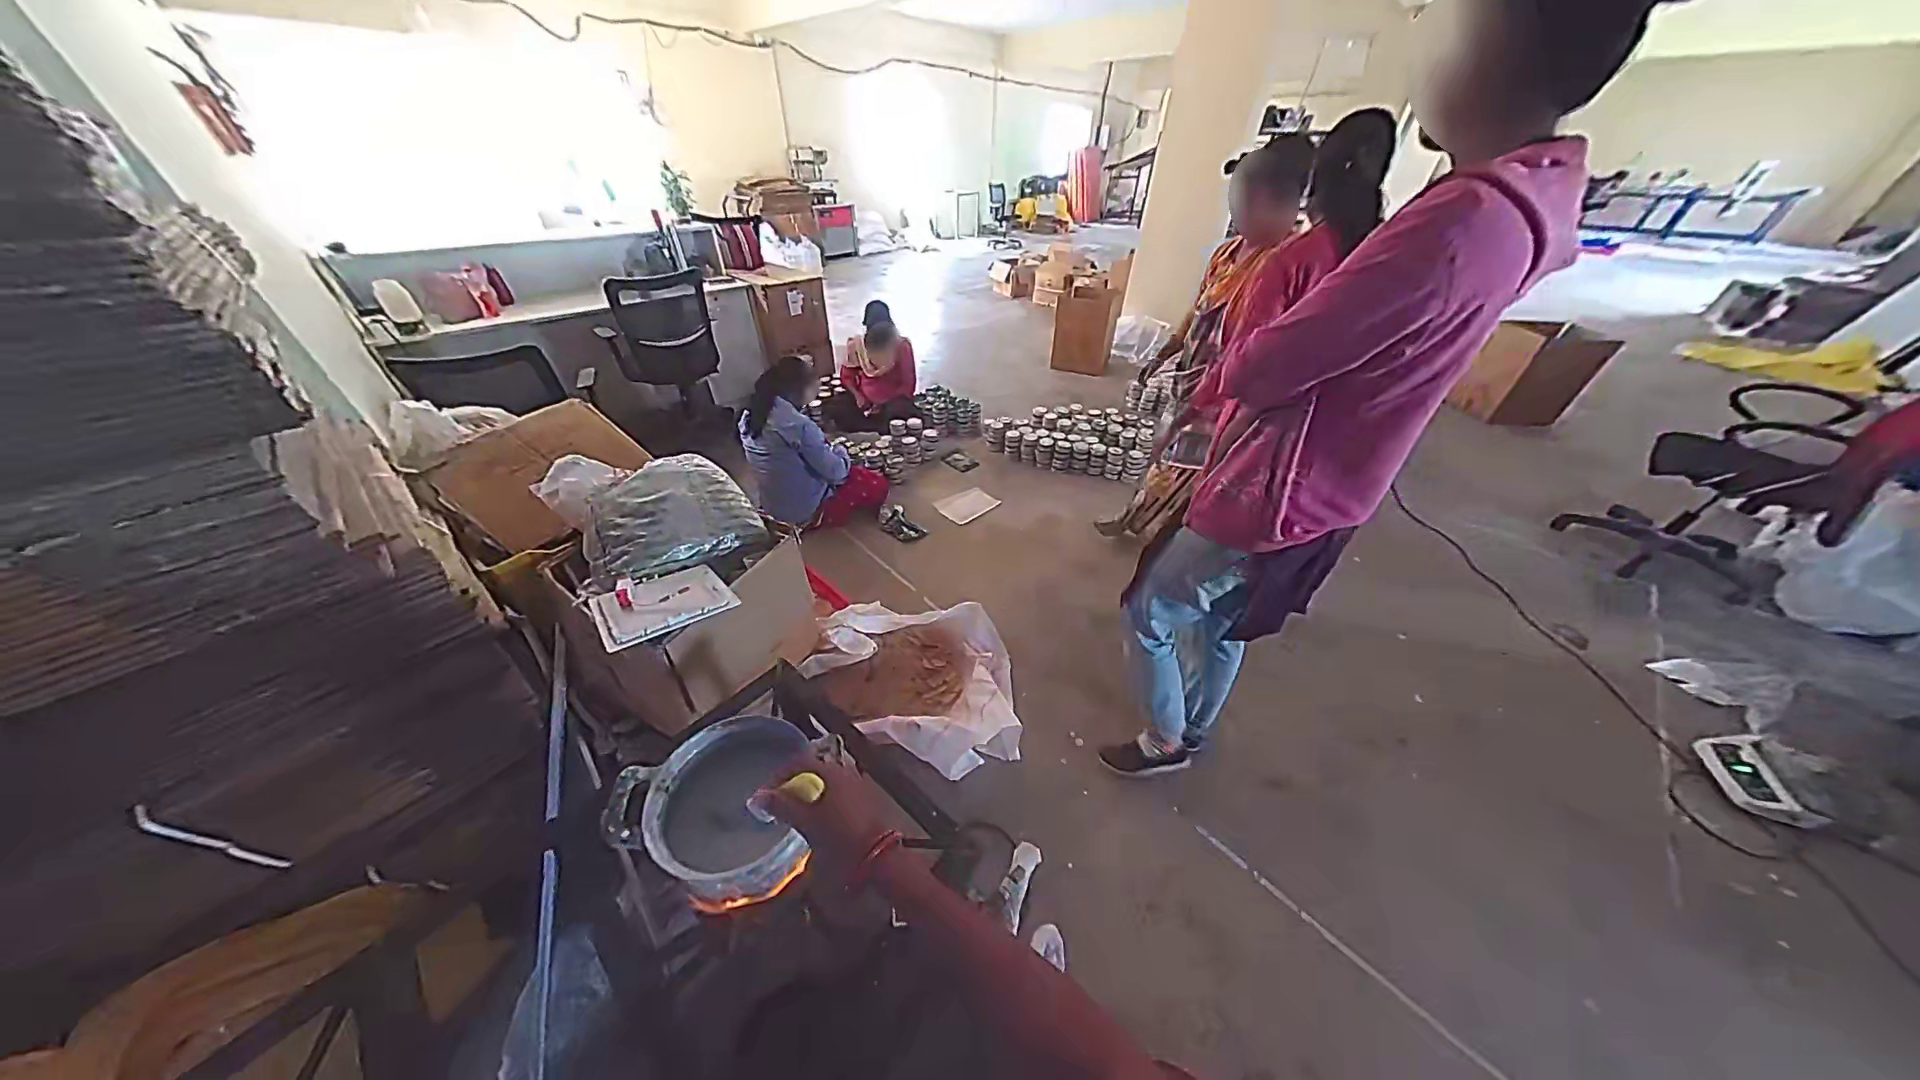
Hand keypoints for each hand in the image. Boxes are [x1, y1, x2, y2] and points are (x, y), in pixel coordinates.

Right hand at [761, 755, 892, 887]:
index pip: (799, 761)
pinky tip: (815, 818)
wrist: (878, 855)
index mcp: (831, 771)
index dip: (779, 775)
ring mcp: (857, 783)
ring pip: (824, 781)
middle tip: (776, 804)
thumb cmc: (841, 836)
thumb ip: (783, 806)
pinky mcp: (864, 798)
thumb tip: (758, 796)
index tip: (765, 795)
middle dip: (792, 784)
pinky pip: (836, 791)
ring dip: (807, 793)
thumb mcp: (807, 822)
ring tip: (793, 813)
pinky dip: (821, 799)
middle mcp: (845, 771)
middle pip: (812, 769)